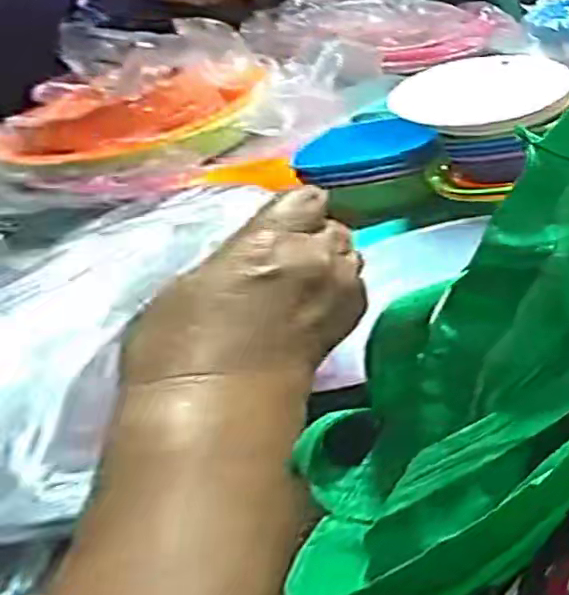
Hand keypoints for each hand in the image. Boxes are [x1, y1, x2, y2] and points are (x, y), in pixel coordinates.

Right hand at [121, 188, 365, 388]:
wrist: (223, 396)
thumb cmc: (182, 344)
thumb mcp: (191, 282)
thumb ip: (241, 249)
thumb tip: (262, 240)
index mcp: (273, 240)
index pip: (307, 198)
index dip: (296, 206)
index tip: (283, 217)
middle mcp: (319, 252)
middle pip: (331, 226)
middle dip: (313, 235)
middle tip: (286, 257)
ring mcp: (345, 278)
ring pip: (349, 251)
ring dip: (330, 258)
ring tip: (301, 281)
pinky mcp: (359, 303)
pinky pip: (355, 279)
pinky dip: (339, 284)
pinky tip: (313, 304)